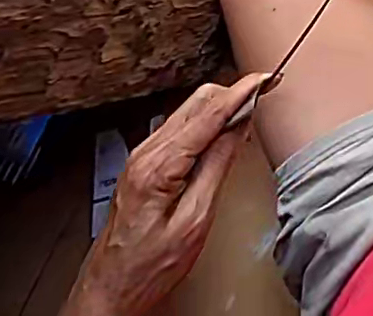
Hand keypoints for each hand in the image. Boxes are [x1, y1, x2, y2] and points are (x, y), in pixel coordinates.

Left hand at [61, 72, 267, 315]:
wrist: (106, 295)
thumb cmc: (145, 270)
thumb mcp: (195, 220)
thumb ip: (219, 165)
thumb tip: (241, 125)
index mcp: (159, 165)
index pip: (210, 112)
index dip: (242, 91)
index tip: (266, 79)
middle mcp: (147, 152)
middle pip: (199, 100)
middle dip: (234, 94)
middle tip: (263, 98)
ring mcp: (143, 154)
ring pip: (191, 108)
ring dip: (222, 106)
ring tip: (247, 119)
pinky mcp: (145, 161)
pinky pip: (182, 124)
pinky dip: (208, 120)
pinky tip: (222, 134)